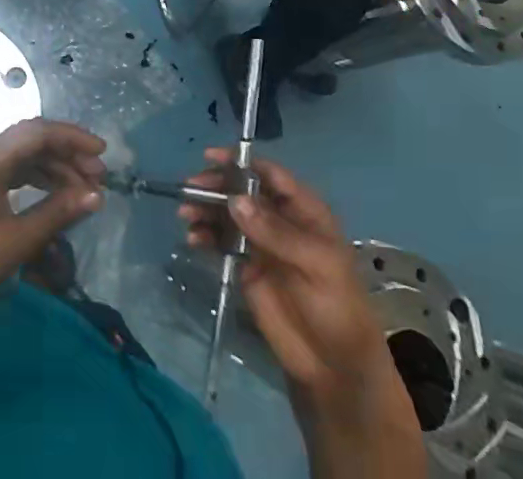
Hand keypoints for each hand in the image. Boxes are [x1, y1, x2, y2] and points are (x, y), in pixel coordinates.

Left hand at [0, 118, 105, 318]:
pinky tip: (55, 196)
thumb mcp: (16, 241)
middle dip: (68, 154)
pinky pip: (12, 171)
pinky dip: (37, 179)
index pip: (37, 132)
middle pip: (31, 140)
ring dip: (55, 168)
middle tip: (98, 176)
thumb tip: (96, 196)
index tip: (101, 154)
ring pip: (23, 156)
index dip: (73, 138)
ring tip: (82, 190)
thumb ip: (58, 213)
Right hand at [179, 149, 391, 399]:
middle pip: (243, 192)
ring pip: (229, 215)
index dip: (242, 163)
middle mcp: (280, 221)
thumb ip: (275, 232)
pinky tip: (193, 239)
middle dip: (217, 187)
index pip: (271, 175)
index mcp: (304, 211)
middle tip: (191, 190)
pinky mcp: (246, 267)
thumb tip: (235, 201)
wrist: (332, 364)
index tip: (211, 158)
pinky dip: (205, 236)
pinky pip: (221, 242)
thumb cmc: (336, 305)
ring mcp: (261, 244)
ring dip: (207, 210)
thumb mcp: (315, 264)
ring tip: (186, 216)